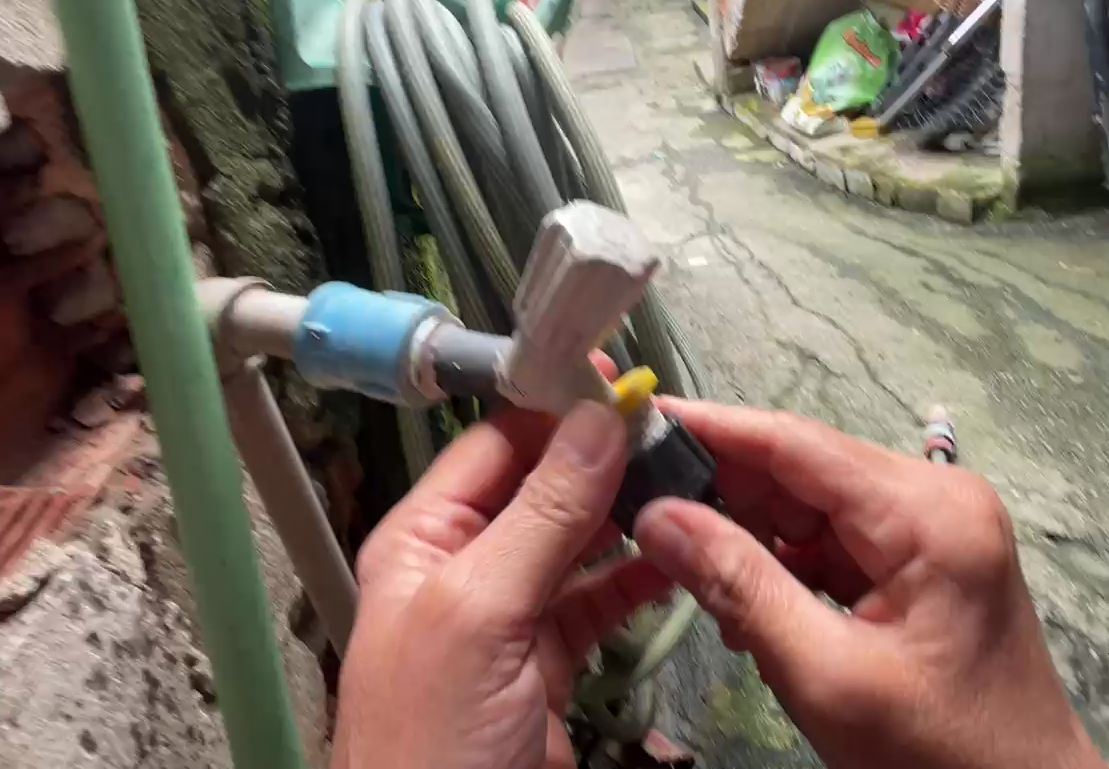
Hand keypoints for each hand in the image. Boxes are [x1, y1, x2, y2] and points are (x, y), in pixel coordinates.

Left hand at [333, 397, 674, 768]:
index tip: (613, 376)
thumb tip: (597, 418)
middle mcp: (466, 559)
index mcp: (426, 533)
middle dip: (597, 454)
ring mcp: (511, 609)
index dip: (550, 404)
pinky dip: (637, 573)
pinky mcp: (550, 656)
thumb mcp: (481, 611)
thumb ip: (543, 514)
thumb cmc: (437, 733)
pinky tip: (677, 550)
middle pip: (538, 484)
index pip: (493, 443)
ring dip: (624, 508)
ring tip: (682, 474)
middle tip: (664, 425)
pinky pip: (598, 596)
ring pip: (574, 537)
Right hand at [632, 399, 1104, 768]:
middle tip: (653, 523)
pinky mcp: (913, 548)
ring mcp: (924, 519)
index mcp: (925, 511)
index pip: (793, 441)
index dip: (710, 426)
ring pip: (801, 498)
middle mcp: (928, 493)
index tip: (640, 421)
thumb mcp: (828, 678)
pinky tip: (751, 603)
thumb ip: (738, 586)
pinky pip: (823, 531)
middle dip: (724, 495)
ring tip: (708, 587)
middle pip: (795, 467)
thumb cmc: (939, 760)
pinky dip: (778, 560)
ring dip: (747, 535)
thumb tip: (653, 515)